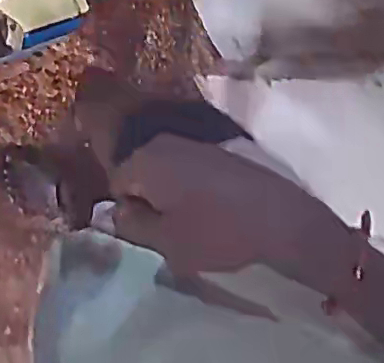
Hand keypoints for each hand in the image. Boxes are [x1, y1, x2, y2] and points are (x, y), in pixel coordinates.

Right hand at [107, 133, 354, 291]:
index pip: (116, 182)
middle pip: (138, 172)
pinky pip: (183, 167)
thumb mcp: (167, 241)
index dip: (127, 211)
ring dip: (167, 195)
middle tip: (166, 230)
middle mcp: (162, 141)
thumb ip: (132, 226)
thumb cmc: (215, 229)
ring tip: (188, 222)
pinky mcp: (211, 148)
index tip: (147, 232)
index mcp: (145, 159)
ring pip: (162, 170)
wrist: (275, 213)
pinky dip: (187, 187)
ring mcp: (189, 141)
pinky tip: (207, 209)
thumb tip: (107, 215)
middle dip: (146, 200)